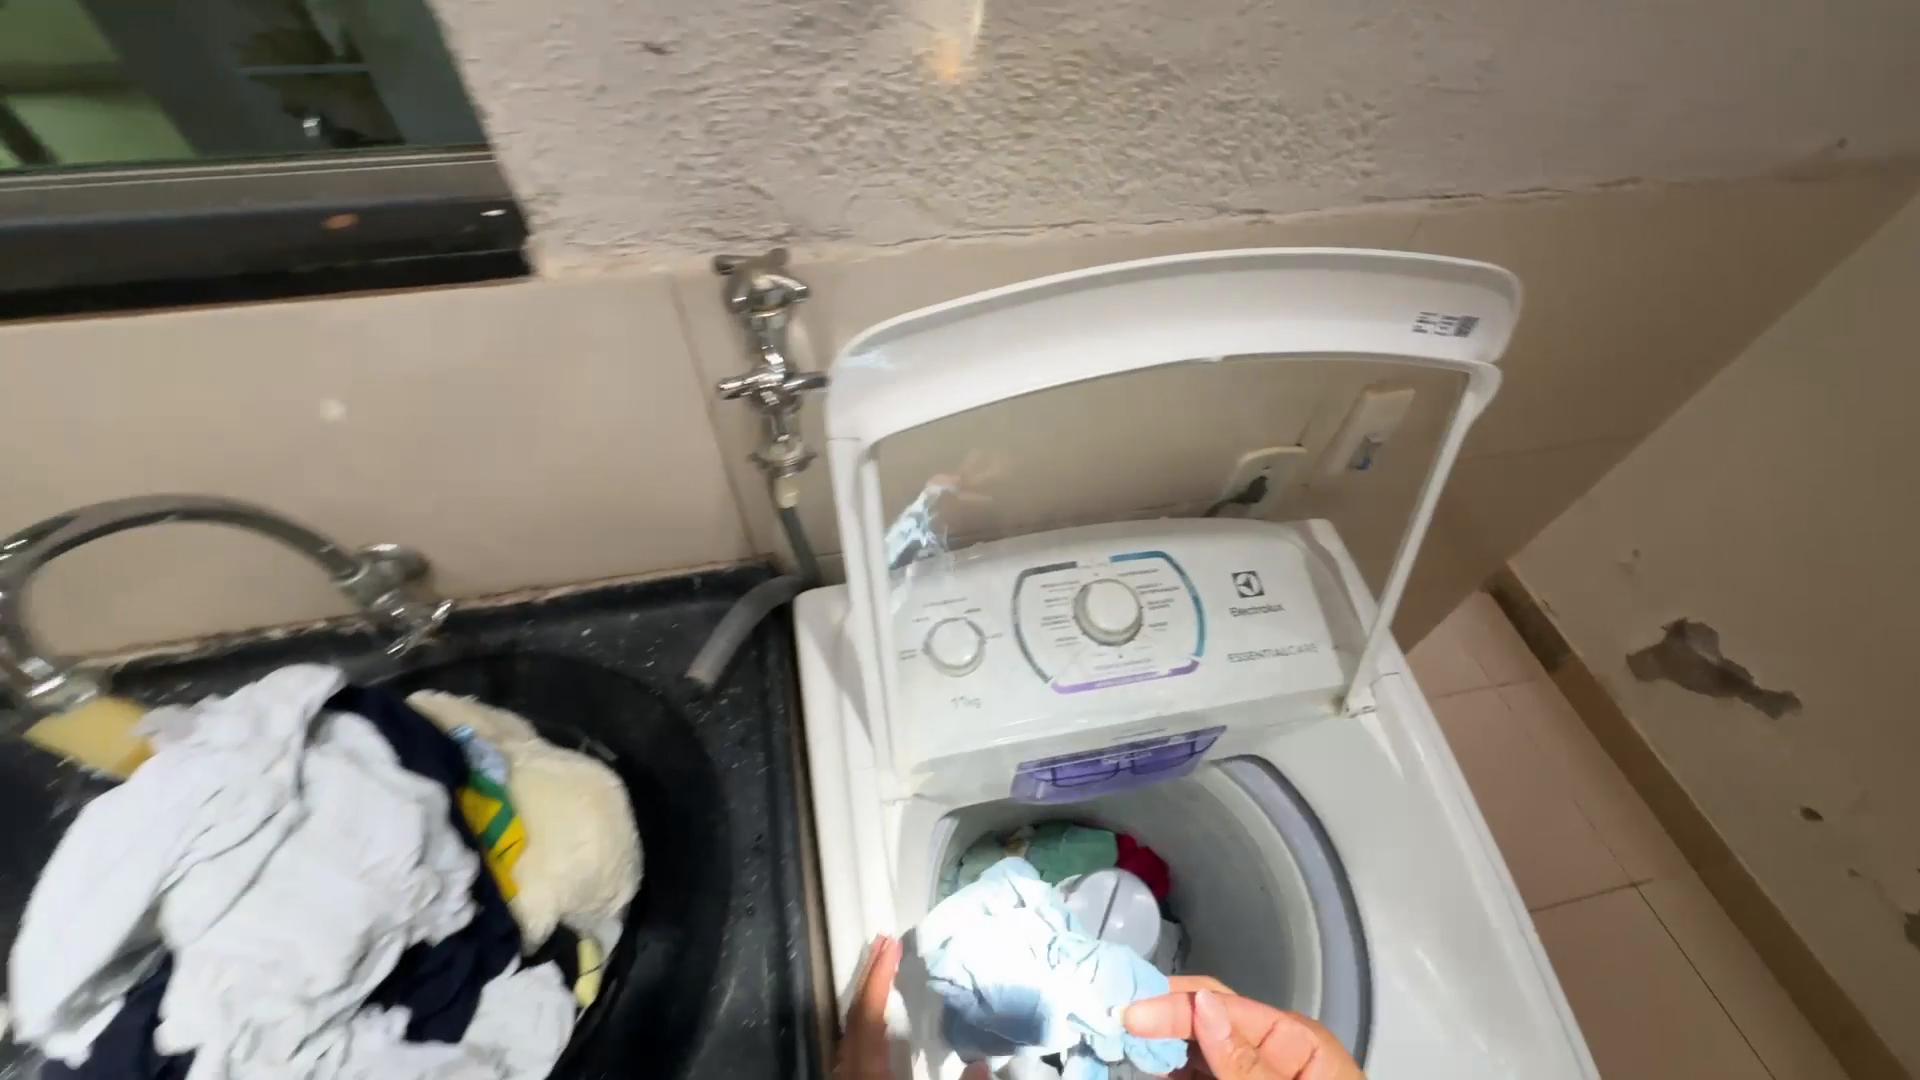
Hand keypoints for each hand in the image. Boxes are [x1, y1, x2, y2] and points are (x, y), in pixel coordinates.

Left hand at [835, 935, 991, 1079]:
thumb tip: (983, 1063)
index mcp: (868, 1069)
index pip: (870, 1012)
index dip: (880, 974)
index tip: (892, 942)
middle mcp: (850, 1067)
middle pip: (856, 1013)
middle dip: (870, 973)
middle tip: (885, 940)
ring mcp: (847, 1074)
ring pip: (851, 1026)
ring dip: (866, 991)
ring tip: (881, 964)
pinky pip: (853, 1040)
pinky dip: (864, 1015)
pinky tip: (877, 1011)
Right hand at [1122, 976, 1363, 1079]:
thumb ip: (1246, 1063)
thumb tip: (1202, 1004)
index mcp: (1294, 1042)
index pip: (1221, 1004)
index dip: (1172, 1005)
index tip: (1128, 1017)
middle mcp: (1272, 1053)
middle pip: (1205, 1021)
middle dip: (1161, 1019)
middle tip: (1114, 1023)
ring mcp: (1255, 1078)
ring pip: (1197, 1054)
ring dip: (1162, 1050)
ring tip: (1122, 1047)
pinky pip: (1201, 1078)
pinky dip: (1175, 1074)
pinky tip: (1150, 1072)